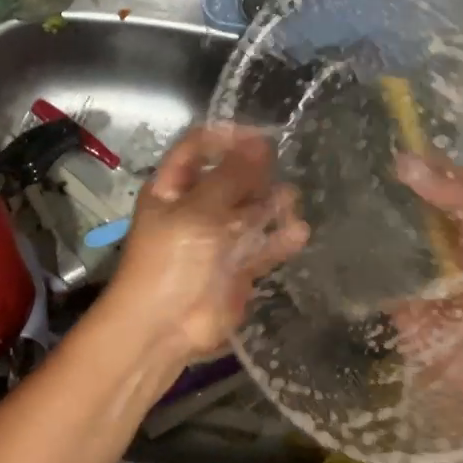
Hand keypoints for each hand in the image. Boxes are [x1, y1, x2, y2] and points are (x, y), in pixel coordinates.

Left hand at [99, 126, 308, 368]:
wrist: (164, 327)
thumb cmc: (171, 260)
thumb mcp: (197, 211)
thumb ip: (231, 176)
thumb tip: (260, 141)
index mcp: (173, 187)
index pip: (199, 147)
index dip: (227, 137)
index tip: (261, 135)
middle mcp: (196, 207)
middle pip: (230, 177)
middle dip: (255, 173)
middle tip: (280, 171)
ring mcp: (218, 238)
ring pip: (250, 210)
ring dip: (271, 205)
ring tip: (290, 203)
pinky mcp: (237, 267)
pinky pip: (262, 246)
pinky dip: (279, 240)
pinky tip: (298, 233)